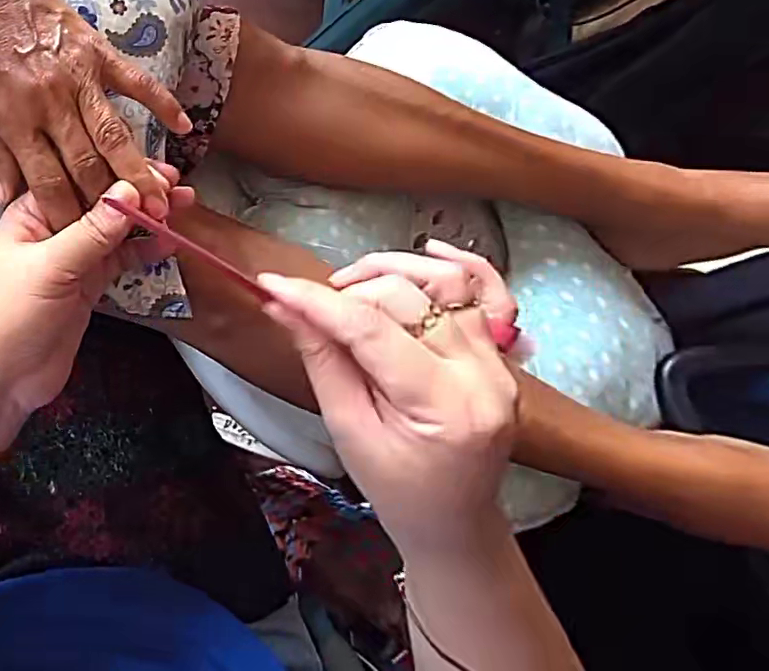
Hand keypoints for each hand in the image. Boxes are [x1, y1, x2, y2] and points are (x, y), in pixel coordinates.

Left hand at [0, 0, 191, 230]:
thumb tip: (7, 198)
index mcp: (17, 122)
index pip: (46, 181)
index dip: (66, 214)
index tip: (83, 238)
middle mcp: (52, 106)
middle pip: (86, 164)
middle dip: (111, 201)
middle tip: (138, 226)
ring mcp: (80, 80)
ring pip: (114, 133)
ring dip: (140, 169)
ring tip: (164, 198)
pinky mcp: (101, 55)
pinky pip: (137, 84)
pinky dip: (162, 105)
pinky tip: (184, 129)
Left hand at [0, 168, 192, 451]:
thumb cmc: (8, 315)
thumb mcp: (48, 267)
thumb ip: (89, 232)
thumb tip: (128, 190)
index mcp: (31, 212)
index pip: (76, 178)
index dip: (114, 171)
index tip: (154, 170)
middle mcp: (52, 228)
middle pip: (99, 202)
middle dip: (136, 190)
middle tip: (177, 184)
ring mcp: (71, 257)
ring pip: (114, 229)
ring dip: (147, 217)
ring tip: (185, 203)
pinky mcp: (86, 284)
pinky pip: (119, 259)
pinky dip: (143, 250)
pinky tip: (170, 240)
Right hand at [254, 250, 518, 555]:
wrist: (452, 516)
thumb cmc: (394, 483)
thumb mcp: (344, 423)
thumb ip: (319, 355)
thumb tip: (280, 304)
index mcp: (446, 406)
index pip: (369, 328)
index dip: (313, 300)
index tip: (270, 285)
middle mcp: (484, 376)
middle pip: (403, 298)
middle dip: (343, 291)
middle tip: (307, 308)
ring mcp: (498, 362)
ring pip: (441, 283)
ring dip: (385, 273)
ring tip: (347, 288)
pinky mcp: (496, 353)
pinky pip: (484, 292)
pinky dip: (456, 266)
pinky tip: (427, 251)